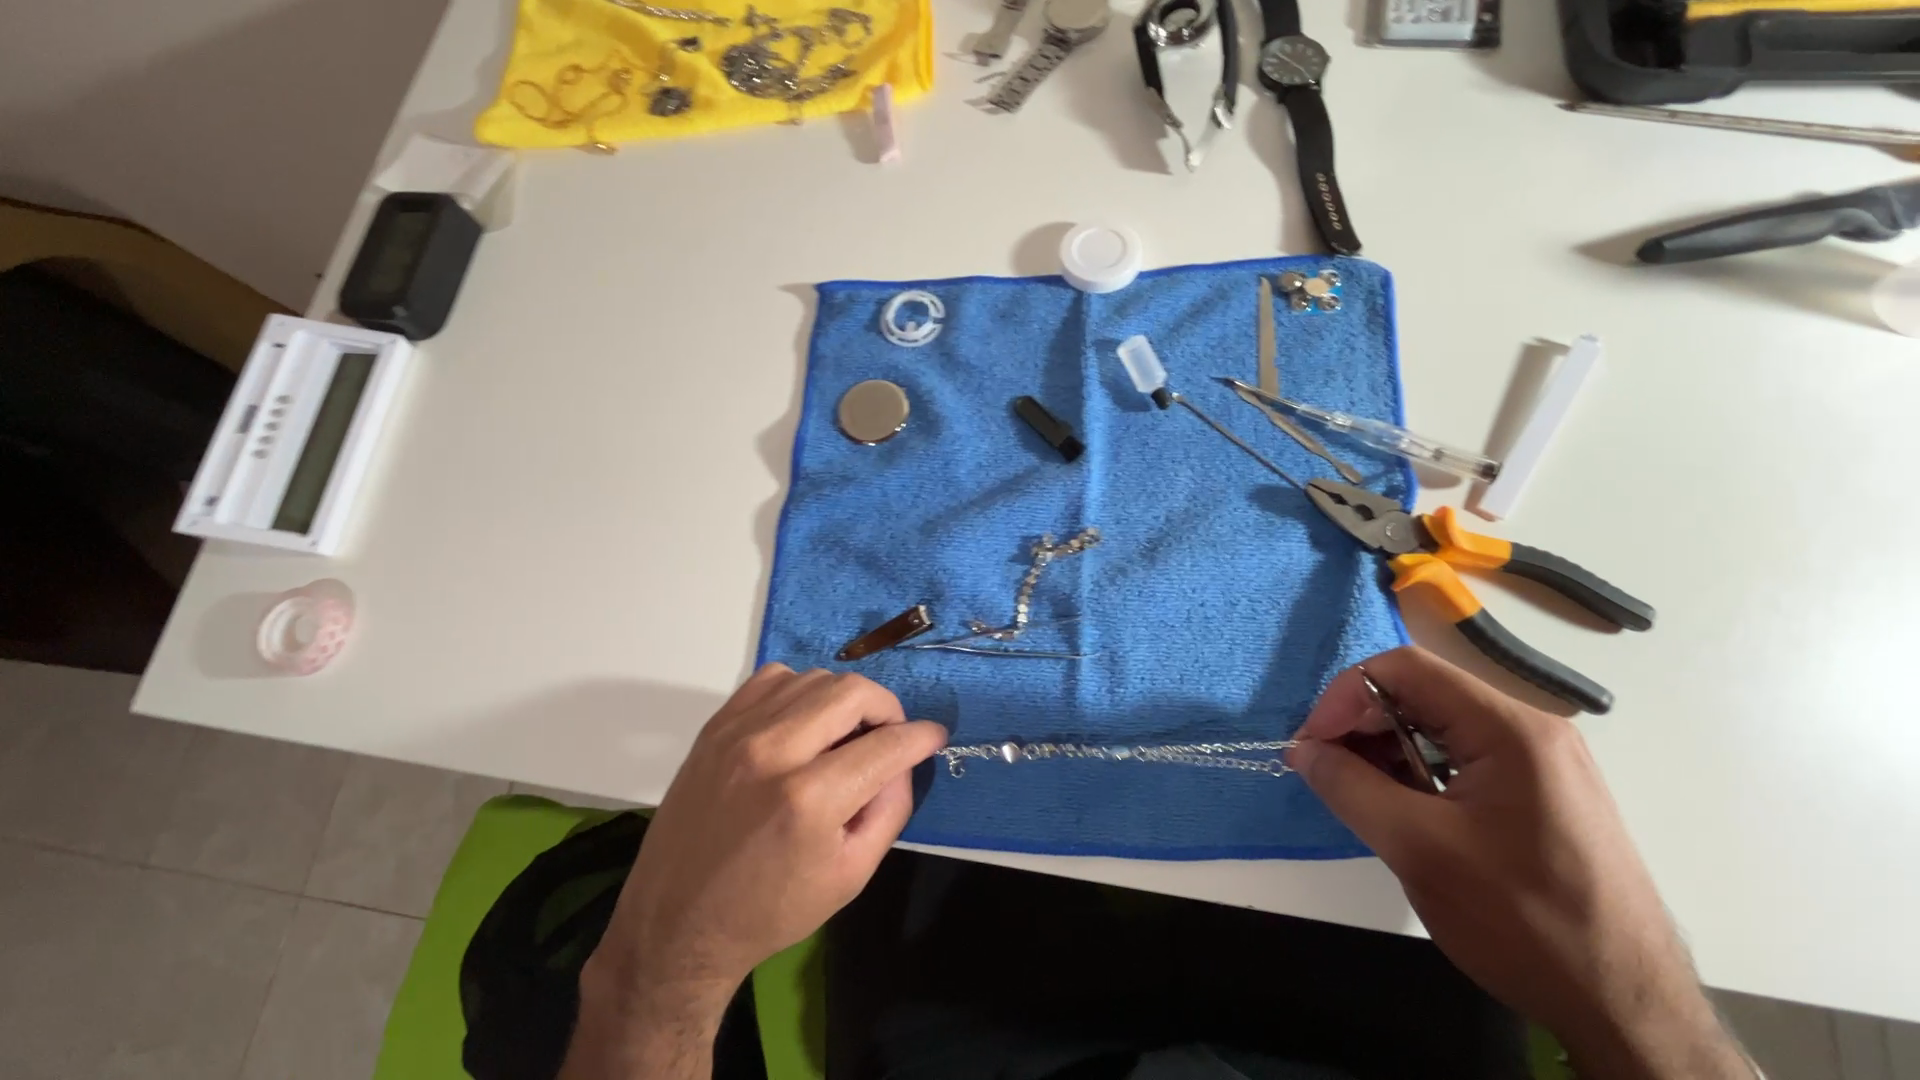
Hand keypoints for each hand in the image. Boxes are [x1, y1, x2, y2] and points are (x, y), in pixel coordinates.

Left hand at [564, 664, 945, 1079]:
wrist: (677, 921)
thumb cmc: (771, 909)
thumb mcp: (852, 875)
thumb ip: (891, 808)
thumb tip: (903, 759)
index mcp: (809, 799)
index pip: (886, 744)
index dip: (921, 737)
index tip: (933, 737)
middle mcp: (773, 751)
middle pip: (852, 691)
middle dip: (887, 708)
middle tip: (891, 736)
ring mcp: (737, 732)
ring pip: (814, 677)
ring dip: (845, 699)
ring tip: (846, 734)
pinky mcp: (715, 726)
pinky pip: (773, 678)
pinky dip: (801, 691)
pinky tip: (804, 724)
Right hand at [1287, 647, 1750, 1079]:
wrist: (1626, 1007)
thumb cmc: (1522, 921)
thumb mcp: (1418, 850)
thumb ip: (1349, 787)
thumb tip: (1302, 750)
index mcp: (1511, 728)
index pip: (1406, 669)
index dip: (1345, 696)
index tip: (1311, 746)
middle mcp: (1531, 730)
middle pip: (1423, 693)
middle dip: (1362, 724)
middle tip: (1326, 772)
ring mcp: (1542, 763)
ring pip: (1440, 726)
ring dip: (1387, 750)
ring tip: (1361, 796)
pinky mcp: (1541, 794)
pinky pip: (1463, 758)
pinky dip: (1419, 772)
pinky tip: (1403, 811)